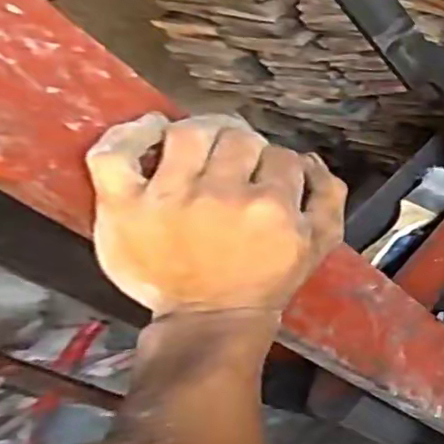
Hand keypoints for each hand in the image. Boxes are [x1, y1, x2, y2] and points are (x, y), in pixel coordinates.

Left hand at [85, 113, 345, 318]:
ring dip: (204, 128)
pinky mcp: (123, 205)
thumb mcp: (320, 243)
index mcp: (274, 206)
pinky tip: (151, 127)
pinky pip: (115, 153)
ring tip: (209, 137)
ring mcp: (169, 197)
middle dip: (248, 144)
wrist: (212, 315)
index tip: (276, 176)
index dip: (283, 163)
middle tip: (244, 157)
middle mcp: (223, 195)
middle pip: (240, 139)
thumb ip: (329, 197)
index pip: (283, 156)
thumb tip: (311, 160)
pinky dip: (130, 133)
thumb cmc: (269, 278)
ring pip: (187, 134)